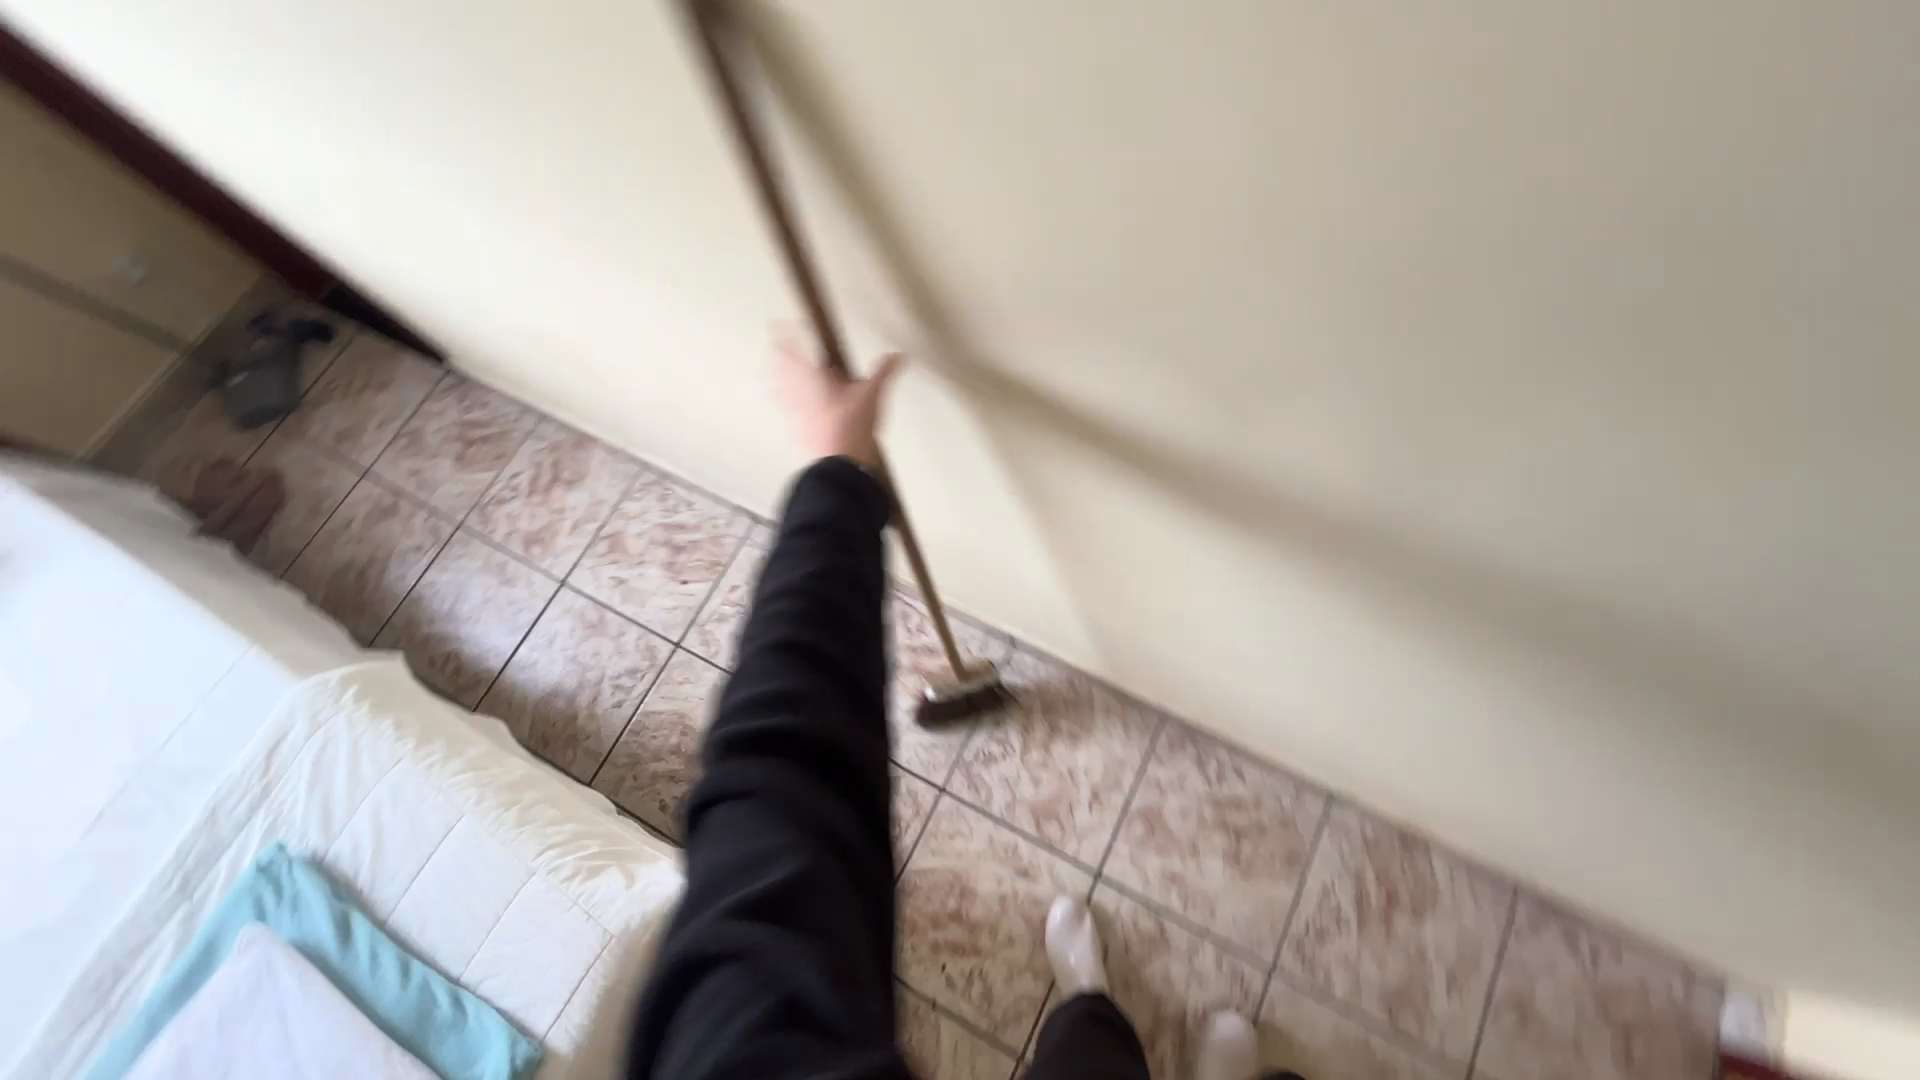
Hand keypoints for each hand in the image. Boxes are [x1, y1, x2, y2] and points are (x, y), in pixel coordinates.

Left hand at [772, 325, 901, 471]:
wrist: (839, 463)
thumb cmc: (850, 426)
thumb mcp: (872, 394)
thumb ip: (884, 372)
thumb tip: (897, 357)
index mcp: (812, 376)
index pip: (792, 348)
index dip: (784, 334)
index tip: (778, 325)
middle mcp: (796, 391)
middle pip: (778, 367)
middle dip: (777, 355)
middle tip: (774, 346)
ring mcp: (793, 411)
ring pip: (777, 389)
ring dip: (776, 378)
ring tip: (774, 372)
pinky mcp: (795, 429)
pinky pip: (784, 412)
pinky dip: (782, 404)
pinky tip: (785, 407)